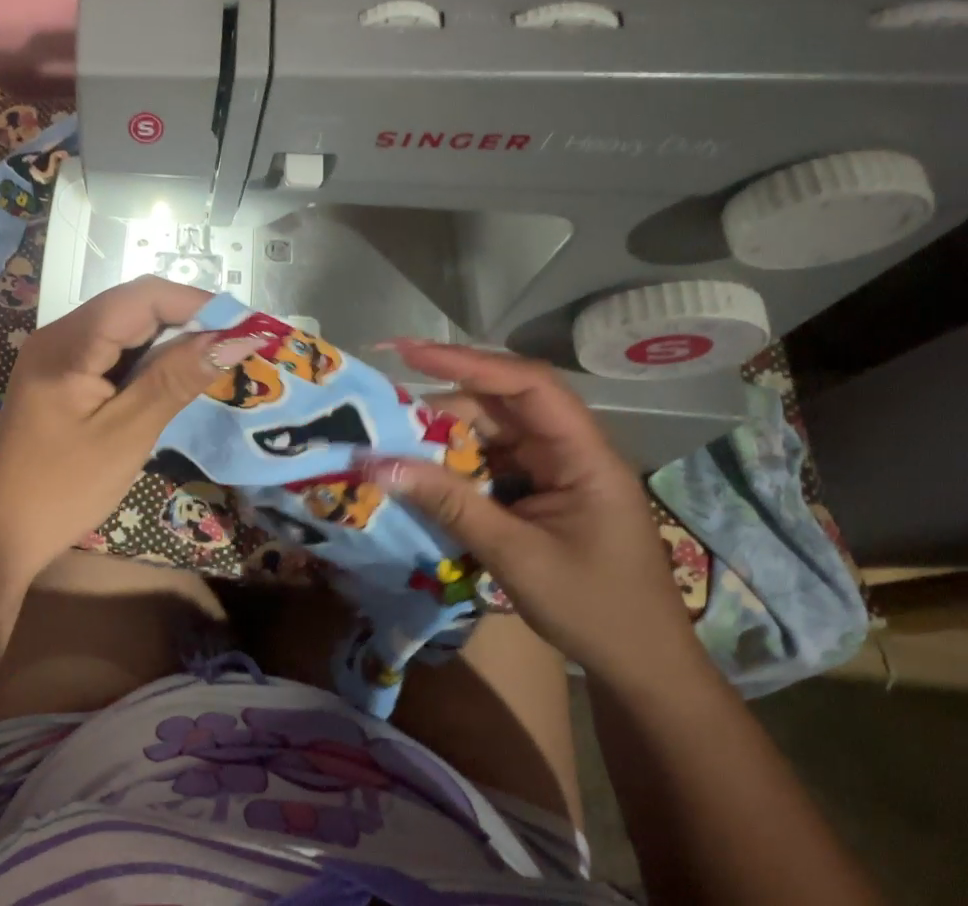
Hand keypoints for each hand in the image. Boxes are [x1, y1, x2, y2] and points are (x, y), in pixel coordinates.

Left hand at [0, 276, 247, 571]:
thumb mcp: (127, 433)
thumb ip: (176, 378)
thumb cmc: (65, 488)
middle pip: (130, 307)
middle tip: (236, 349)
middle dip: (186, 321)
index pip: (141, 297)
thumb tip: (236, 338)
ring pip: (122, 329)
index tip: (245, 328)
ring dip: (168, 341)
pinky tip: (171, 380)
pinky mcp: (57, 378)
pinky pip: (107, 352)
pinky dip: (143, 360)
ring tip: (213, 364)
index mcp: (67, 344)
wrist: (6, 531)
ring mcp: (53, 357)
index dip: (197, 304)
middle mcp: (56, 337)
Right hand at [361, 343, 700, 684]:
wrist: (642, 666)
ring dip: (443, 438)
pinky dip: (453, 467)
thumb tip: (378, 464)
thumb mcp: (514, 555)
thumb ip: (449, 503)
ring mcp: (556, 474)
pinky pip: (490, 464)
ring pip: (491, 435)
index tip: (408, 353)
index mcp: (585, 456)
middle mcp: (571, 453)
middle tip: (384, 416)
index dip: (469, 362)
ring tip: (392, 446)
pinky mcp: (540, 496)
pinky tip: (420, 476)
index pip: (528, 386)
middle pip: (502, 406)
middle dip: (442, 404)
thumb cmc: (594, 608)